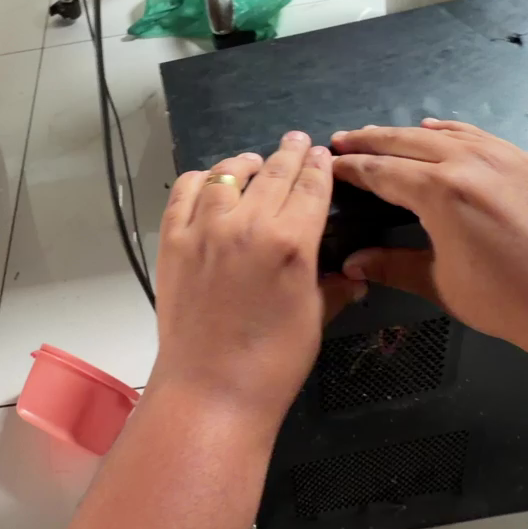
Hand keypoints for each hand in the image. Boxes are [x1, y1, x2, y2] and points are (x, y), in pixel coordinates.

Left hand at [150, 132, 362, 419]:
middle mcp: (248, 224)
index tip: (320, 153)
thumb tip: (354, 275)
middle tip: (296, 140)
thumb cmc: (273, 361)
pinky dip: (200, 179)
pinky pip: (185, 192)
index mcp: (291, 242)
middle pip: (274, 174)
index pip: (310, 188)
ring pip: (228, 174)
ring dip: (246, 163)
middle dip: (290, 154)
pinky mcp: (173, 240)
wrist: (211, 388)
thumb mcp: (315, 319)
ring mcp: (205, 229)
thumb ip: (334, 286)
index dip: (318, 167)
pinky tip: (210, 180)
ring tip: (254, 161)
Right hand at [330, 119, 527, 346]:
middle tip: (340, 141)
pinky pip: (475, 135)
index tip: (327, 164)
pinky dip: (448, 131)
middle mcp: (465, 161)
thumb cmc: (507, 300)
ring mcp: (500, 156)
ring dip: (404, 134)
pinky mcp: (525, 162)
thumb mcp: (440, 283)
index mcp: (438, 190)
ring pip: (440, 134)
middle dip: (369, 141)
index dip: (351, 168)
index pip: (381, 171)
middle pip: (404, 142)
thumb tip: (352, 262)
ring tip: (378, 135)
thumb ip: (392, 265)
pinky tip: (435, 131)